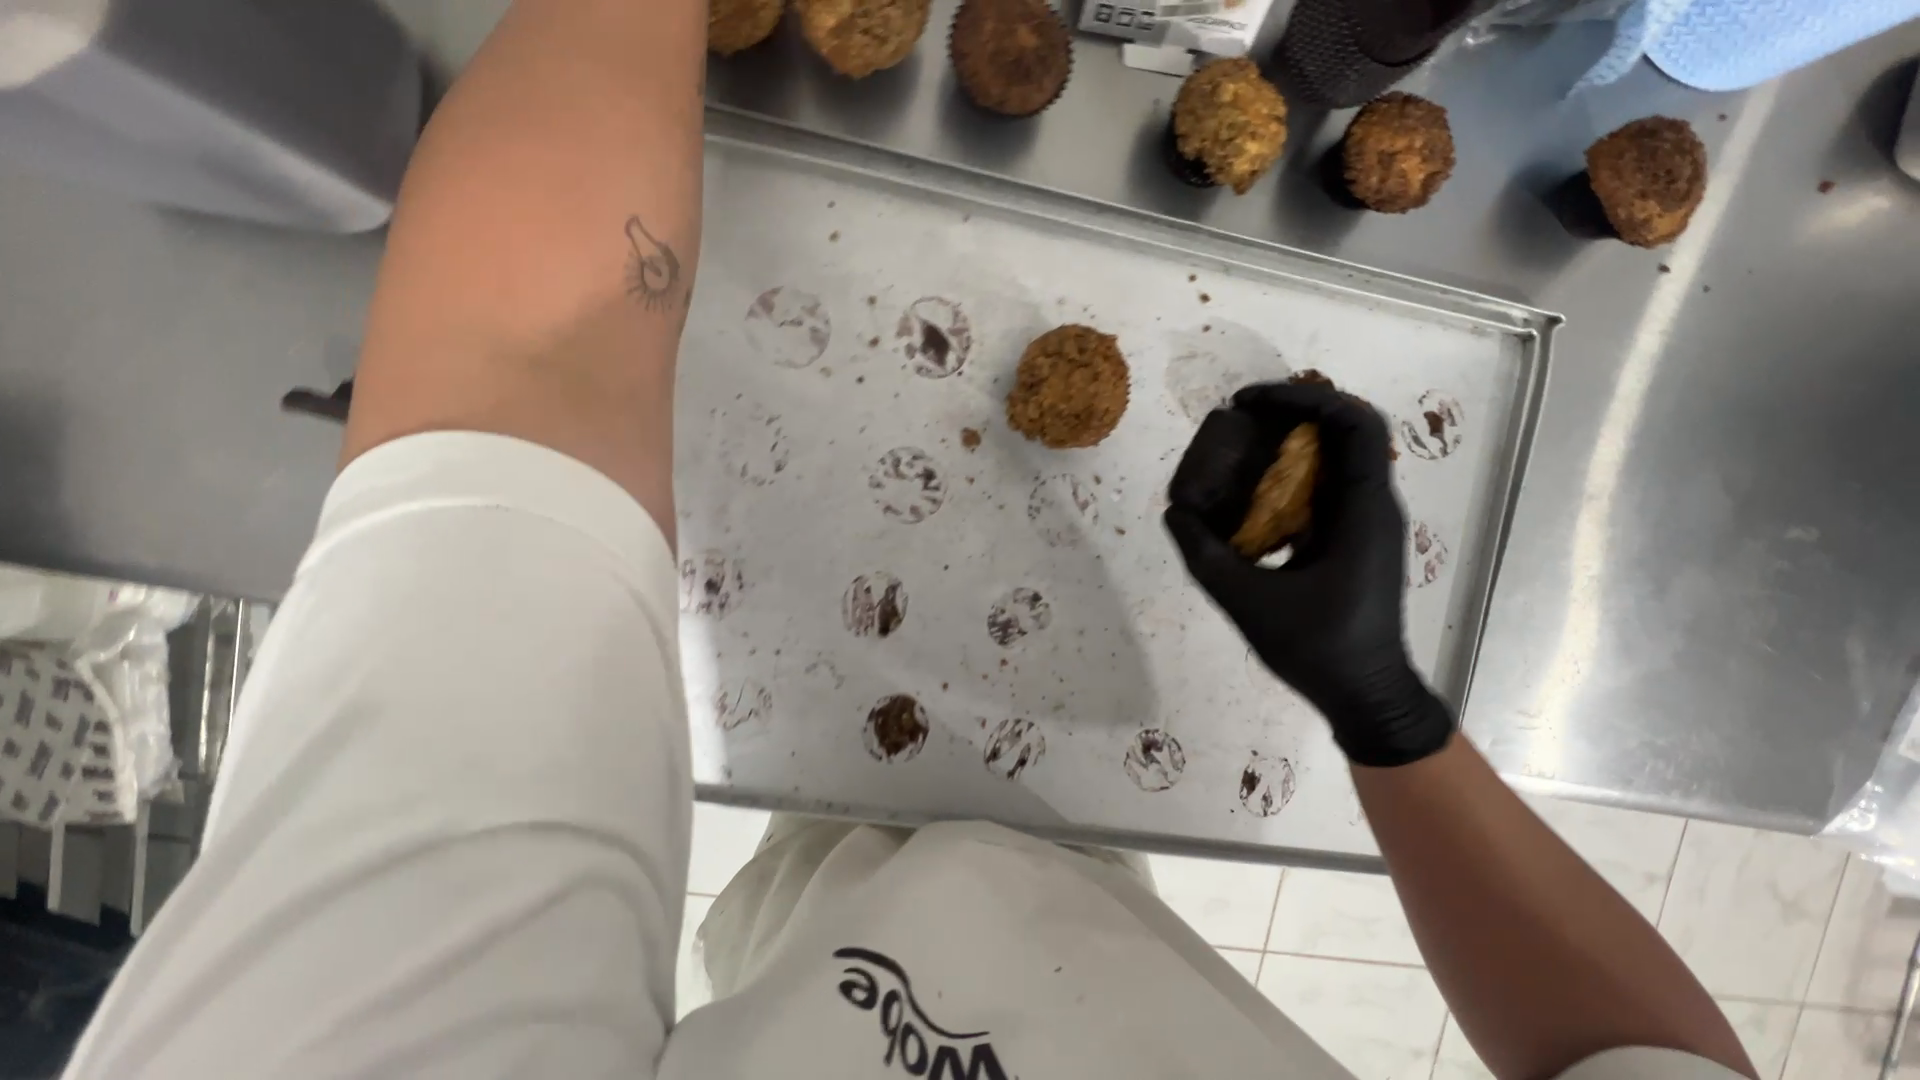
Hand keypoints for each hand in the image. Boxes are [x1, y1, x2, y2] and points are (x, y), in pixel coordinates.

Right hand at [1163, 382, 1452, 766]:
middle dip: (1289, 413)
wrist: (1367, 693)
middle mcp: (1372, 505)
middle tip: (1235, 418)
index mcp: (1364, 509)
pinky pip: (1323, 488)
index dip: (1303, 398)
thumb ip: (1205, 555)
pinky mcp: (1353, 540)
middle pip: (1342, 430)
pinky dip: (1288, 476)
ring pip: (1333, 457)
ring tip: (1237, 445)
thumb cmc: (1319, 649)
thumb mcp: (1248, 602)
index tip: (1248, 403)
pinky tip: (1249, 493)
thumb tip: (1173, 511)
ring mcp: (1366, 522)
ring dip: (1288, 442)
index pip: (1354, 422)